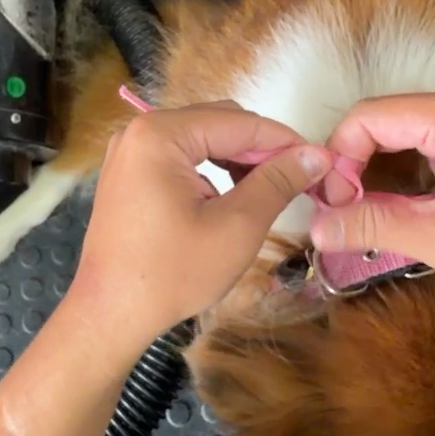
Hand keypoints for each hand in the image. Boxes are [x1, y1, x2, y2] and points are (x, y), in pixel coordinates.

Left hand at [66, 102, 331, 345]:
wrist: (110, 313)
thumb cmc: (172, 272)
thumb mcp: (236, 227)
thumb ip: (277, 182)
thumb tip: (316, 155)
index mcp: (160, 134)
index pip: (239, 123)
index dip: (286, 141)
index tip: (324, 162)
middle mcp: (139, 131)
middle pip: (217, 122)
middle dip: (261, 148)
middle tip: (299, 179)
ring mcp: (129, 151)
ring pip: (200, 138)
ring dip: (237, 158)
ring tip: (271, 190)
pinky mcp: (128, 173)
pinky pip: (180, 156)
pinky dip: (211, 169)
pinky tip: (233, 195)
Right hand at [309, 89, 434, 308]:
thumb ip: (373, 225)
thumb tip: (315, 228)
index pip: (370, 116)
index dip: (340, 158)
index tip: (336, 205)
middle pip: (384, 119)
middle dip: (354, 162)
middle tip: (345, 210)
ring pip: (401, 129)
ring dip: (376, 166)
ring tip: (366, 210)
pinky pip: (426, 139)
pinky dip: (401, 167)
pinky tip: (398, 201)